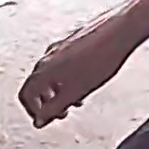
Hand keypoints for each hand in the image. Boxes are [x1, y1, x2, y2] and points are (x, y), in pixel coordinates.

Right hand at [17, 0, 148, 126]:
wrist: (123, 27)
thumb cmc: (101, 57)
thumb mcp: (75, 92)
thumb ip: (53, 109)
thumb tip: (39, 121)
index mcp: (43, 71)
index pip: (25, 96)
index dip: (33, 111)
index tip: (44, 119)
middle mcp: (46, 58)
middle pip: (36, 86)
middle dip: (47, 102)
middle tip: (61, 112)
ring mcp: (58, 48)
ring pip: (50, 75)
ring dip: (58, 91)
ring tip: (75, 98)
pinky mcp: (72, 41)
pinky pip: (61, 64)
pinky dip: (67, 77)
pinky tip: (84, 79)